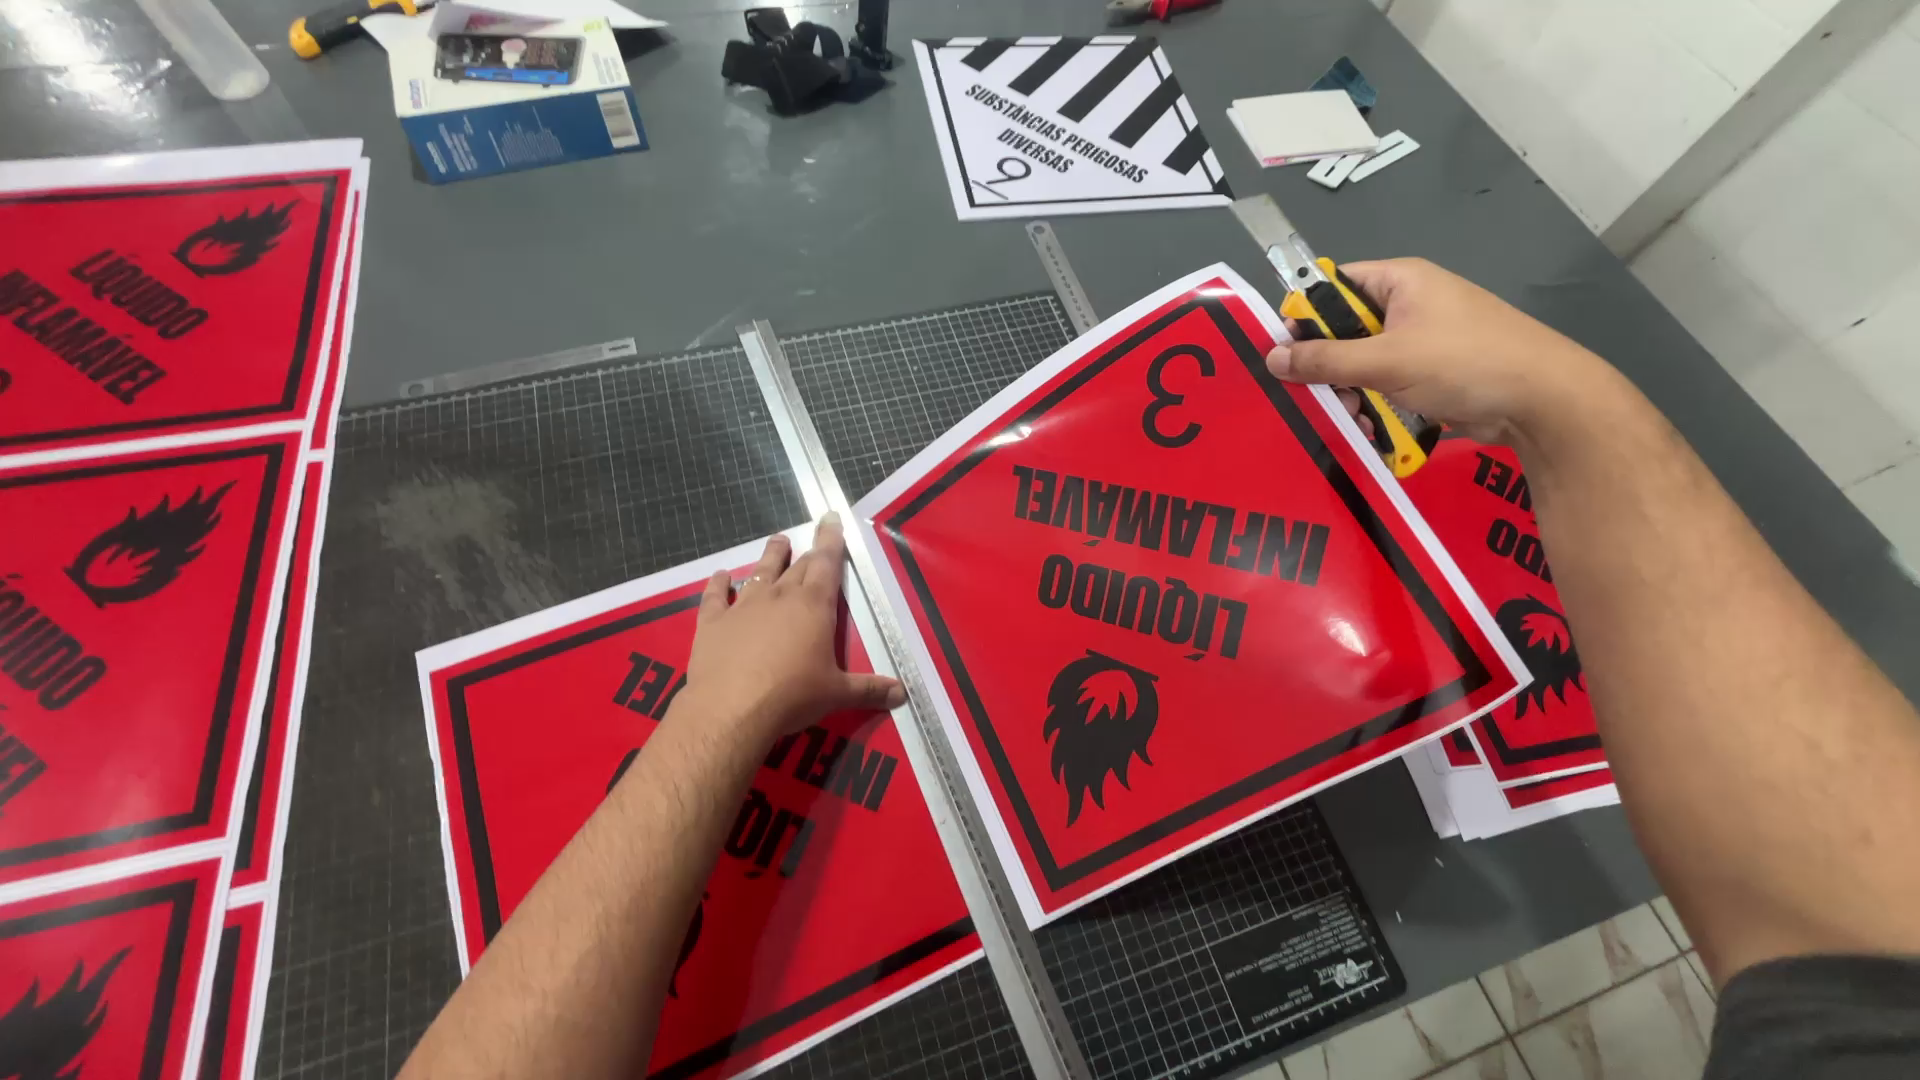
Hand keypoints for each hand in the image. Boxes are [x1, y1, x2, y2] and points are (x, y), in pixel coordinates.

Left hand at [678, 514, 905, 742]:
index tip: (830, 517)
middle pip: (797, 567)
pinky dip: (718, 584)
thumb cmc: (792, 696)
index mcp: (814, 606)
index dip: (831, 540)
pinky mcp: (713, 622)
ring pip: (760, 572)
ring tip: (777, 541)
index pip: (826, 563)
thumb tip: (902, 694)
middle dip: (807, 553)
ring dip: (770, 556)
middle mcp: (779, 597)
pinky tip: (720, 576)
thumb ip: (869, 689)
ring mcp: (743, 606)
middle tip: (811, 542)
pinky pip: (715, 596)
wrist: (730, 709)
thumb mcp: (837, 694)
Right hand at [1265, 258, 1614, 444]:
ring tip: (1356, 419)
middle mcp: (1409, 306)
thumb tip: (1272, 357)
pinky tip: (1375, 429)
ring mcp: (1422, 342)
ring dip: (1352, 395)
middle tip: (1324, 395)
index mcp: (1400, 282)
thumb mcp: (1384, 361)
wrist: (1542, 402)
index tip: (1285, 350)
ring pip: (1363, 366)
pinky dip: (1376, 407)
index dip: (1305, 315)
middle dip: (1329, 369)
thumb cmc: (1463, 362)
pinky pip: (1386, 386)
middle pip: (1345, 332)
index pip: (1333, 286)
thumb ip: (1324, 361)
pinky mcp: (1431, 374)